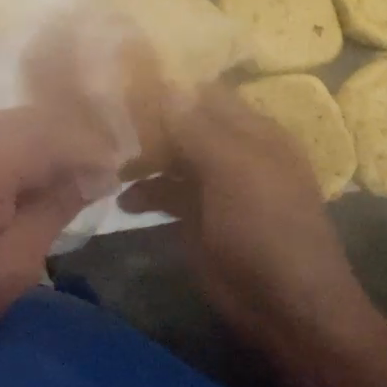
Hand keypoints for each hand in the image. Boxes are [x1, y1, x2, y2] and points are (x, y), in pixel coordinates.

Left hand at [0, 107, 118, 344]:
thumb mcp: (17, 261)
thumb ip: (57, 206)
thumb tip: (98, 172)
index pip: (49, 136)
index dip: (87, 149)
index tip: (113, 169)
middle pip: (25, 119)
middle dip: (65, 139)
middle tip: (92, 169)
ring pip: (1, 120)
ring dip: (36, 139)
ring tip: (61, 170)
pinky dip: (6, 142)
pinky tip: (20, 169)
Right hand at [121, 87, 375, 359]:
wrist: (287, 308)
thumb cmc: (267, 230)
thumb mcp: (234, 169)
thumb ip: (195, 126)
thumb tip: (161, 84)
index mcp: (253, 132)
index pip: (203, 92)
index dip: (166, 83)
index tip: (119, 78)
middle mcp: (233, 151)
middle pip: (180, 122)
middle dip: (144, 120)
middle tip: (99, 118)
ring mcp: (214, 186)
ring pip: (168, 157)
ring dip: (138, 156)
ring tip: (105, 161)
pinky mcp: (196, 218)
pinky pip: (163, 193)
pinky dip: (142, 192)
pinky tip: (121, 200)